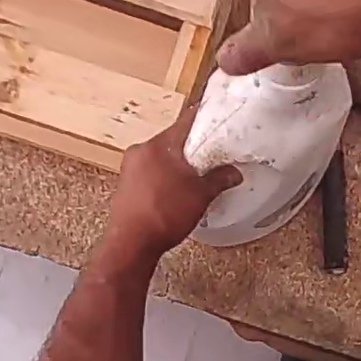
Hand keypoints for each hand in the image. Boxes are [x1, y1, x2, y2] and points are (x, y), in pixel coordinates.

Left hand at [102, 107, 241, 264]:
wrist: (132, 244)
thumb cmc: (163, 215)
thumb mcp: (200, 195)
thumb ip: (219, 179)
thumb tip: (234, 172)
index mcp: (159, 144)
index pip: (186, 121)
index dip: (205, 118)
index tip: (216, 116)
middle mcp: (141, 150)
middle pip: (173, 140)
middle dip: (192, 147)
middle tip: (211, 154)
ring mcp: (130, 168)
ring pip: (160, 157)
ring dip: (177, 164)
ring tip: (195, 177)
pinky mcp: (126, 185)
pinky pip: (150, 173)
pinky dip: (164, 177)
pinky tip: (175, 192)